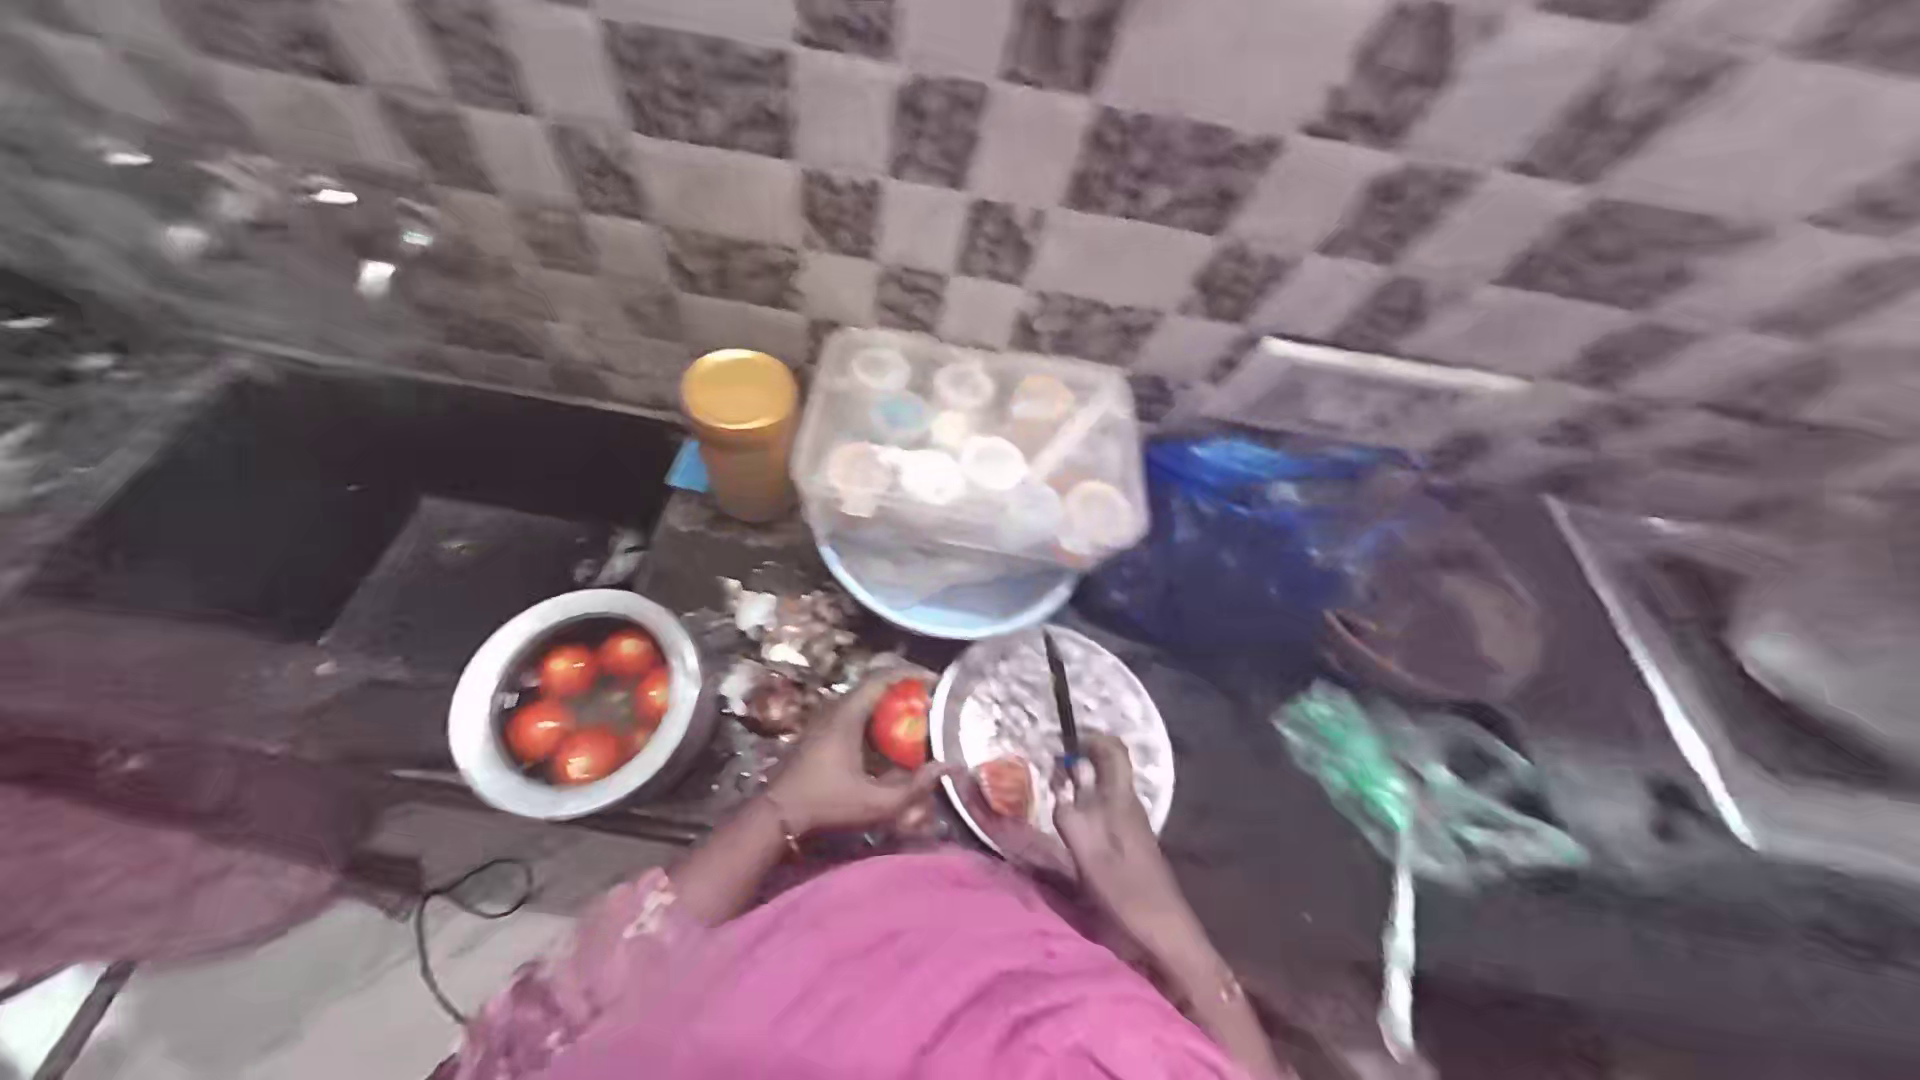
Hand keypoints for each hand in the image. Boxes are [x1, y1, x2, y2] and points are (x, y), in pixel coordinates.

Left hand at [765, 674, 948, 833]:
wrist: (776, 814)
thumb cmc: (826, 804)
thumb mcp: (875, 803)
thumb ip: (914, 787)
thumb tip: (947, 766)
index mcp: (848, 715)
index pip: (882, 678)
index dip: (910, 673)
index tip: (935, 680)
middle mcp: (835, 708)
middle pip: (874, 684)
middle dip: (904, 686)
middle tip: (930, 699)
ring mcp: (825, 718)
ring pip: (863, 697)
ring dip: (890, 700)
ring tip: (916, 713)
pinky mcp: (821, 730)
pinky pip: (854, 710)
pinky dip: (877, 712)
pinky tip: (889, 734)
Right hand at [1054, 734, 1207, 965]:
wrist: (1165, 934)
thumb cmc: (1125, 892)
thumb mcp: (1087, 854)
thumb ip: (1071, 814)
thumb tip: (1061, 783)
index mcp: (1120, 799)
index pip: (1113, 750)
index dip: (1090, 738)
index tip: (1064, 742)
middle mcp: (1128, 804)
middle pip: (1107, 767)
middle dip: (1079, 763)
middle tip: (1050, 773)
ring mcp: (1132, 822)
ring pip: (1105, 788)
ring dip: (1081, 786)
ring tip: (1054, 797)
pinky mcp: (1131, 841)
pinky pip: (1106, 808)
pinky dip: (1086, 806)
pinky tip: (1071, 825)